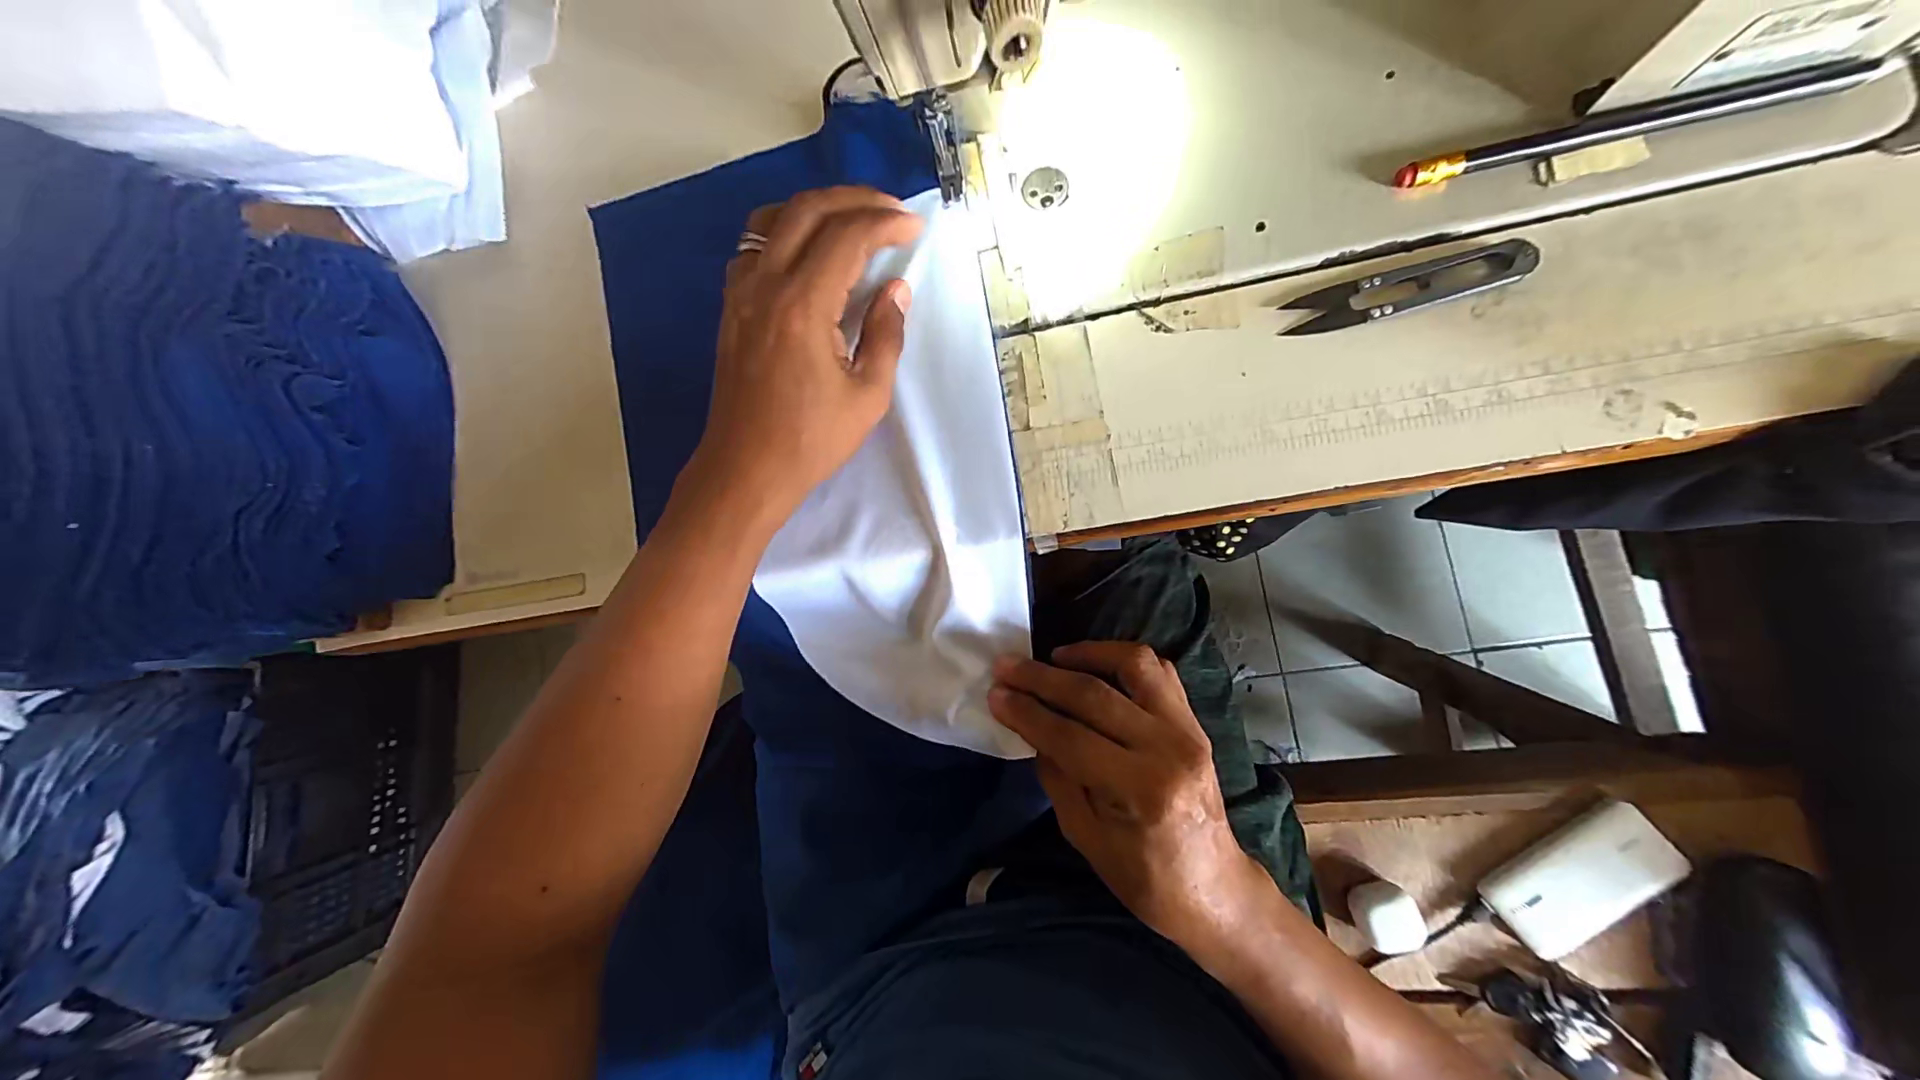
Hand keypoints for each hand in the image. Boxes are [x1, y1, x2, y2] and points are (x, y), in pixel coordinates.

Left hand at [685, 186, 924, 526]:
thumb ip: (886, 335)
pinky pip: (754, 247)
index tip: (913, 227)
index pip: (846, 237)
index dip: (885, 223)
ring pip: (772, 218)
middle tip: (890, 210)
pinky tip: (808, 255)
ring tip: (850, 222)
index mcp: (802, 306)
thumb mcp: (868, 396)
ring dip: (815, 208)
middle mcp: (765, 285)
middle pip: (807, 210)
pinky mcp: (731, 307)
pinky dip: (785, 233)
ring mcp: (741, 293)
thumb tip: (895, 290)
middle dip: (854, 199)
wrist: (747, 467)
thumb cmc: (811, 440)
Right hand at [989, 643, 1273, 947]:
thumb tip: (1030, 726)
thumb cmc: (1145, 877)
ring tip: (1053, 657)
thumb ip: (1057, 776)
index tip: (995, 694)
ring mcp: (1188, 730)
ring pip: (1135, 666)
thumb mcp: (1085, 837)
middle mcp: (1168, 749)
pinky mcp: (1195, 723)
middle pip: (1095, 695)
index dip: (1027, 712)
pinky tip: (1094, 665)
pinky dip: (1122, 660)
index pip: (1070, 736)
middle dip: (1042, 678)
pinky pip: (1159, 672)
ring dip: (1088, 653)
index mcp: (1140, 789)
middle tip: (1006, 666)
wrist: (1215, 888)